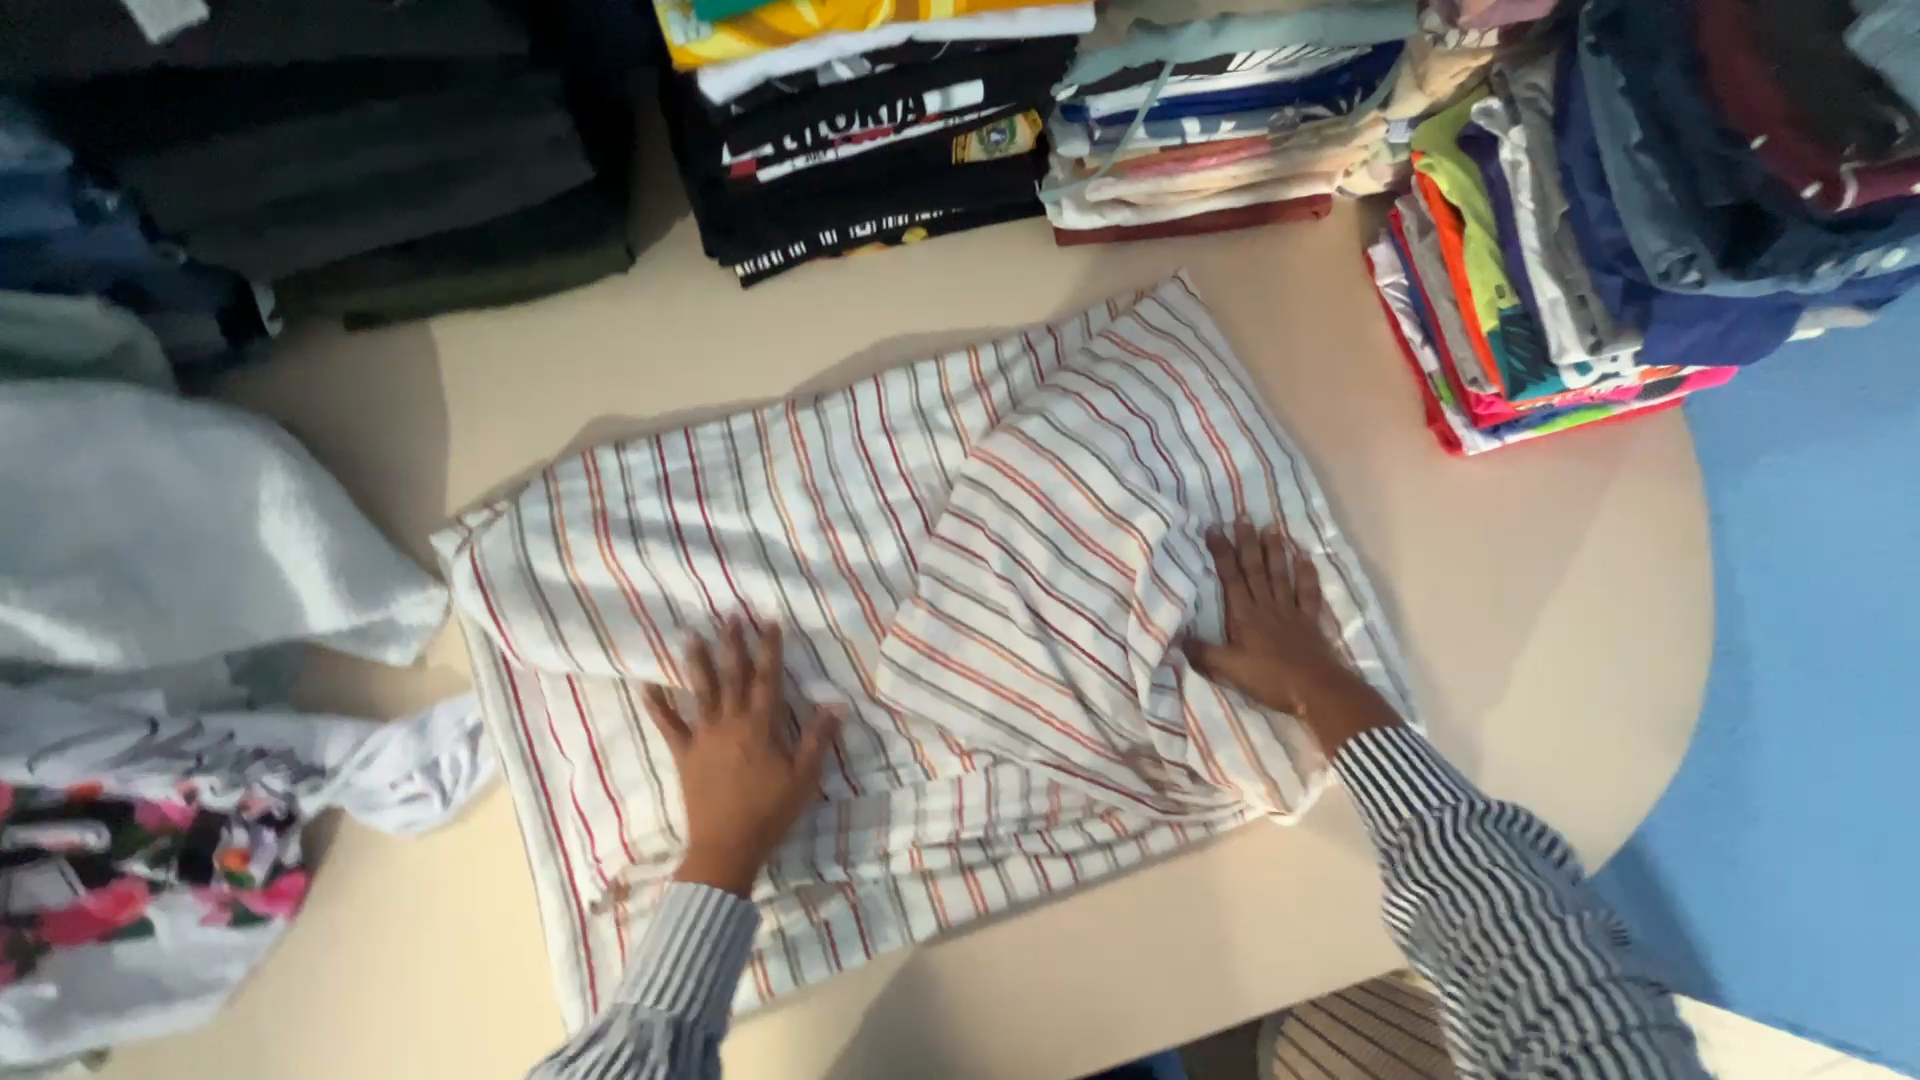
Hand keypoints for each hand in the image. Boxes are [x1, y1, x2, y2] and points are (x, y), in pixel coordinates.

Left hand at [642, 616, 839, 896]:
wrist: (726, 848)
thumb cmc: (771, 813)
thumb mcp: (804, 778)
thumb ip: (818, 739)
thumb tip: (838, 705)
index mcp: (762, 727)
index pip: (768, 679)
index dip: (770, 649)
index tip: (770, 622)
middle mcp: (731, 723)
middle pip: (733, 676)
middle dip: (733, 644)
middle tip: (730, 616)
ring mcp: (704, 737)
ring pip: (701, 692)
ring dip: (697, 662)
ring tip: (692, 635)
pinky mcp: (684, 755)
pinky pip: (668, 726)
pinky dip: (657, 706)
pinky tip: (647, 687)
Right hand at [1184, 521, 1401, 754]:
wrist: (1316, 690)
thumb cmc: (1270, 679)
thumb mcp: (1229, 669)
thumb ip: (1203, 653)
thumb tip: (1176, 638)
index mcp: (1244, 615)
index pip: (1230, 577)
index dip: (1221, 552)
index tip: (1213, 529)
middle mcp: (1266, 606)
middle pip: (1255, 569)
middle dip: (1247, 543)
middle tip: (1244, 517)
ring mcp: (1290, 612)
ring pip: (1280, 575)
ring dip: (1274, 551)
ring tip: (1271, 528)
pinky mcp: (1309, 622)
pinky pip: (1307, 593)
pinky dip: (1307, 575)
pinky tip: (1305, 558)